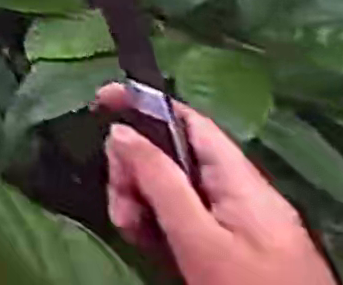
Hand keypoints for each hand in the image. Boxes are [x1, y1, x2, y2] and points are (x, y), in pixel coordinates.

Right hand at [96, 83, 333, 284]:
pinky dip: (154, 219)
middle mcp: (243, 196)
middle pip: (169, 155)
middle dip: (131, 171)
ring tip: (133, 230)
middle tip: (121, 204)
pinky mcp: (231, 241)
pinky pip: (181, 211)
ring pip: (167, 184)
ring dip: (137, 198)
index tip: (99, 101)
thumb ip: (158, 178)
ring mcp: (239, 221)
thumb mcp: (196, 236)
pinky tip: (147, 240)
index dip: (143, 103)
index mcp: (244, 187)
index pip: (190, 122)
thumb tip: (119, 130)